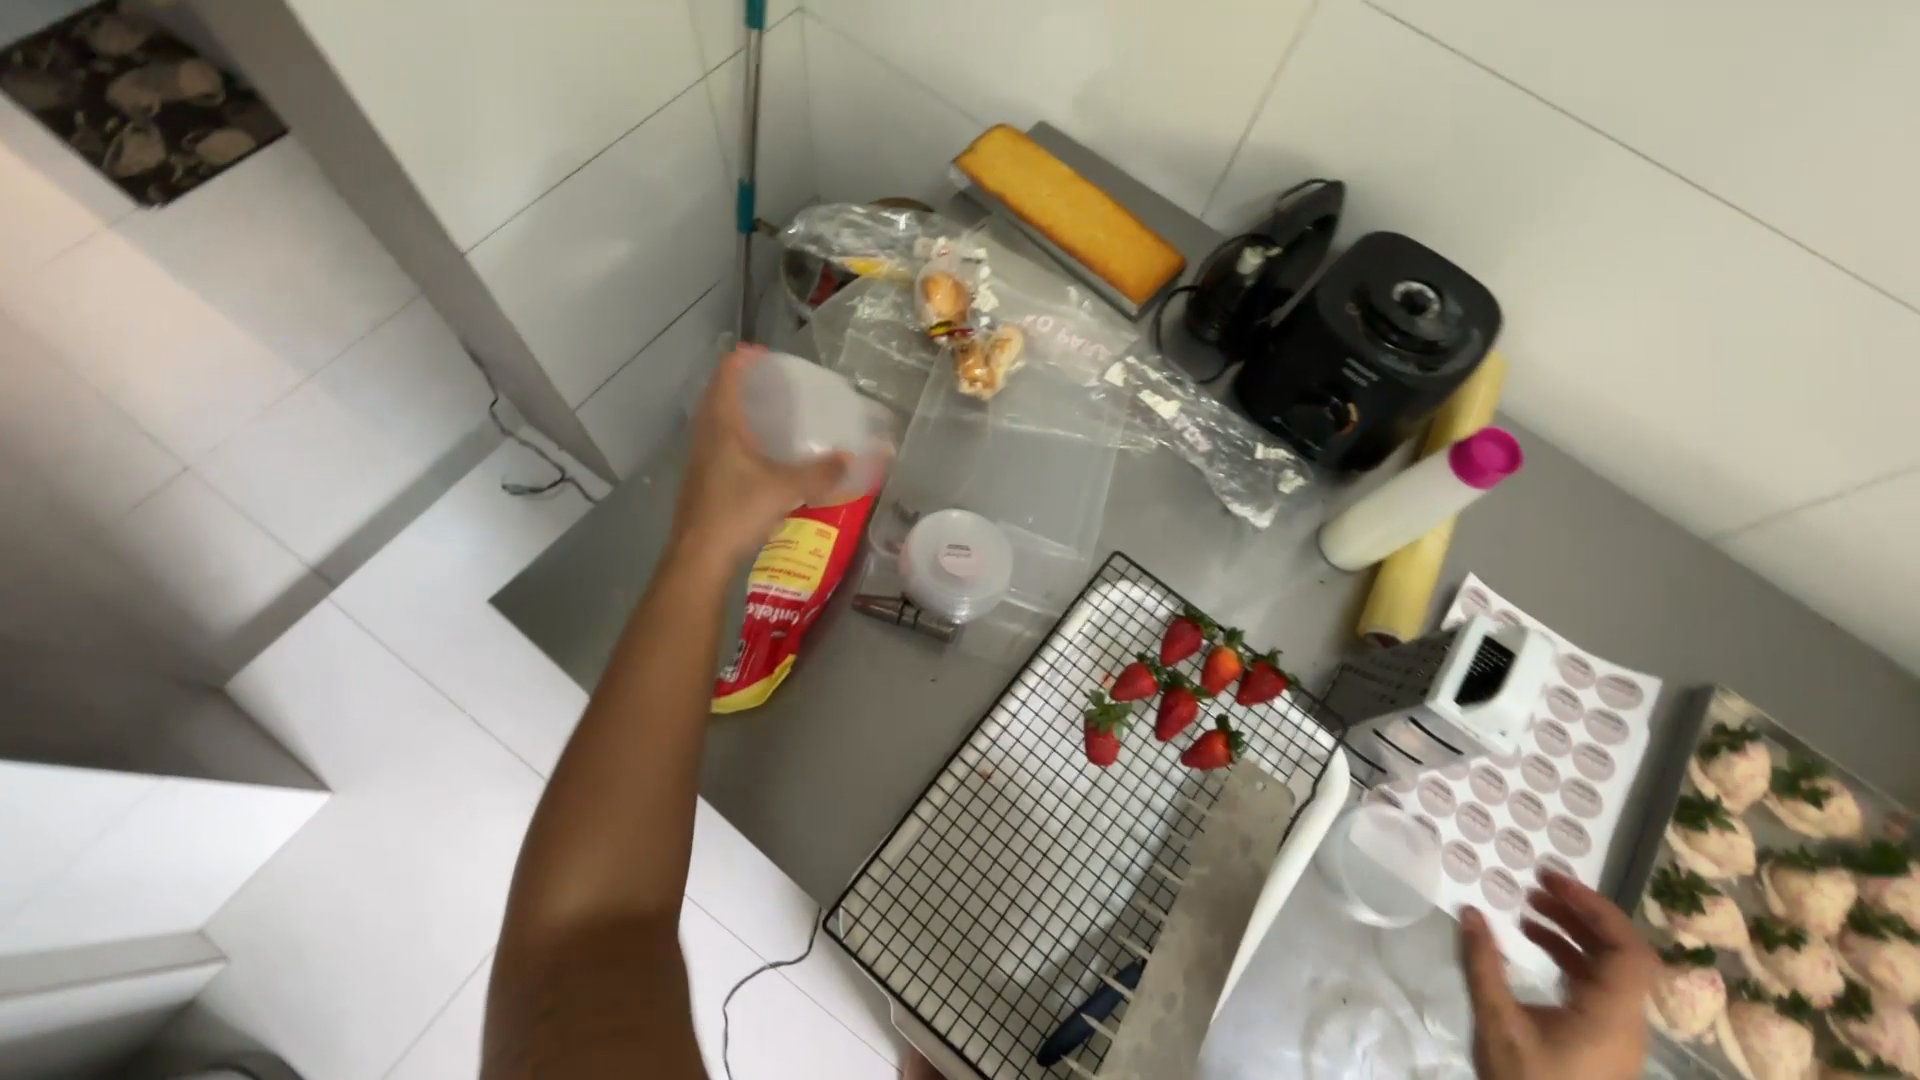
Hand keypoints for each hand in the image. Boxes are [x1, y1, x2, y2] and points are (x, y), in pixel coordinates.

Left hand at [671, 346, 848, 561]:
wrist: (698, 555)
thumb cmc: (737, 511)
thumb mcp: (786, 490)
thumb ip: (820, 473)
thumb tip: (849, 459)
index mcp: (721, 424)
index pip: (726, 374)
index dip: (744, 359)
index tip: (767, 355)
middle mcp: (705, 434)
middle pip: (718, 394)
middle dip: (743, 384)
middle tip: (773, 385)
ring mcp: (699, 458)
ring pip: (716, 422)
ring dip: (738, 412)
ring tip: (769, 417)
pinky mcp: (700, 480)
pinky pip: (718, 445)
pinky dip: (737, 438)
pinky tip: (758, 457)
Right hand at [1458, 871, 1658, 1079]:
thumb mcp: (1497, 1022)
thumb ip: (1483, 964)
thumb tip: (1470, 911)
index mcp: (1612, 1015)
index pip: (1628, 950)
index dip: (1596, 909)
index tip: (1552, 880)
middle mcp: (1625, 1020)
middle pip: (1621, 954)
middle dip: (1580, 913)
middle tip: (1537, 884)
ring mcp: (1616, 1032)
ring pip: (1608, 969)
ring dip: (1573, 933)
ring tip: (1528, 908)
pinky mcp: (1602, 1040)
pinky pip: (1596, 986)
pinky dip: (1569, 957)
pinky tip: (1534, 944)